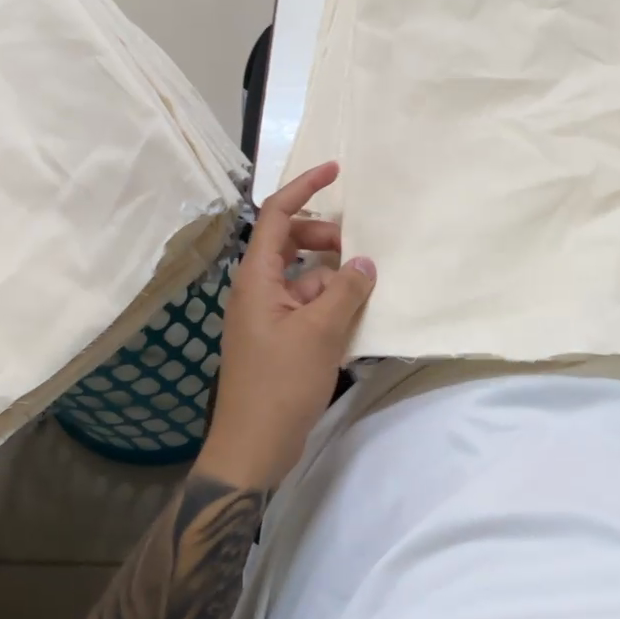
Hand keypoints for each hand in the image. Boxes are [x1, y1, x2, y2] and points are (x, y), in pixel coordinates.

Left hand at [197, 162, 375, 489]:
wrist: (253, 447)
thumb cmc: (280, 383)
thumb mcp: (320, 332)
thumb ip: (346, 291)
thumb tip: (366, 262)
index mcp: (256, 277)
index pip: (275, 215)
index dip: (304, 188)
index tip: (335, 170)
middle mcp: (257, 288)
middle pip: (289, 241)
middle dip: (324, 237)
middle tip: (359, 248)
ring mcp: (267, 315)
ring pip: (302, 276)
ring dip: (332, 275)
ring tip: (366, 286)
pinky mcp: (278, 338)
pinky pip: (306, 304)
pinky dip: (330, 302)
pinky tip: (356, 316)